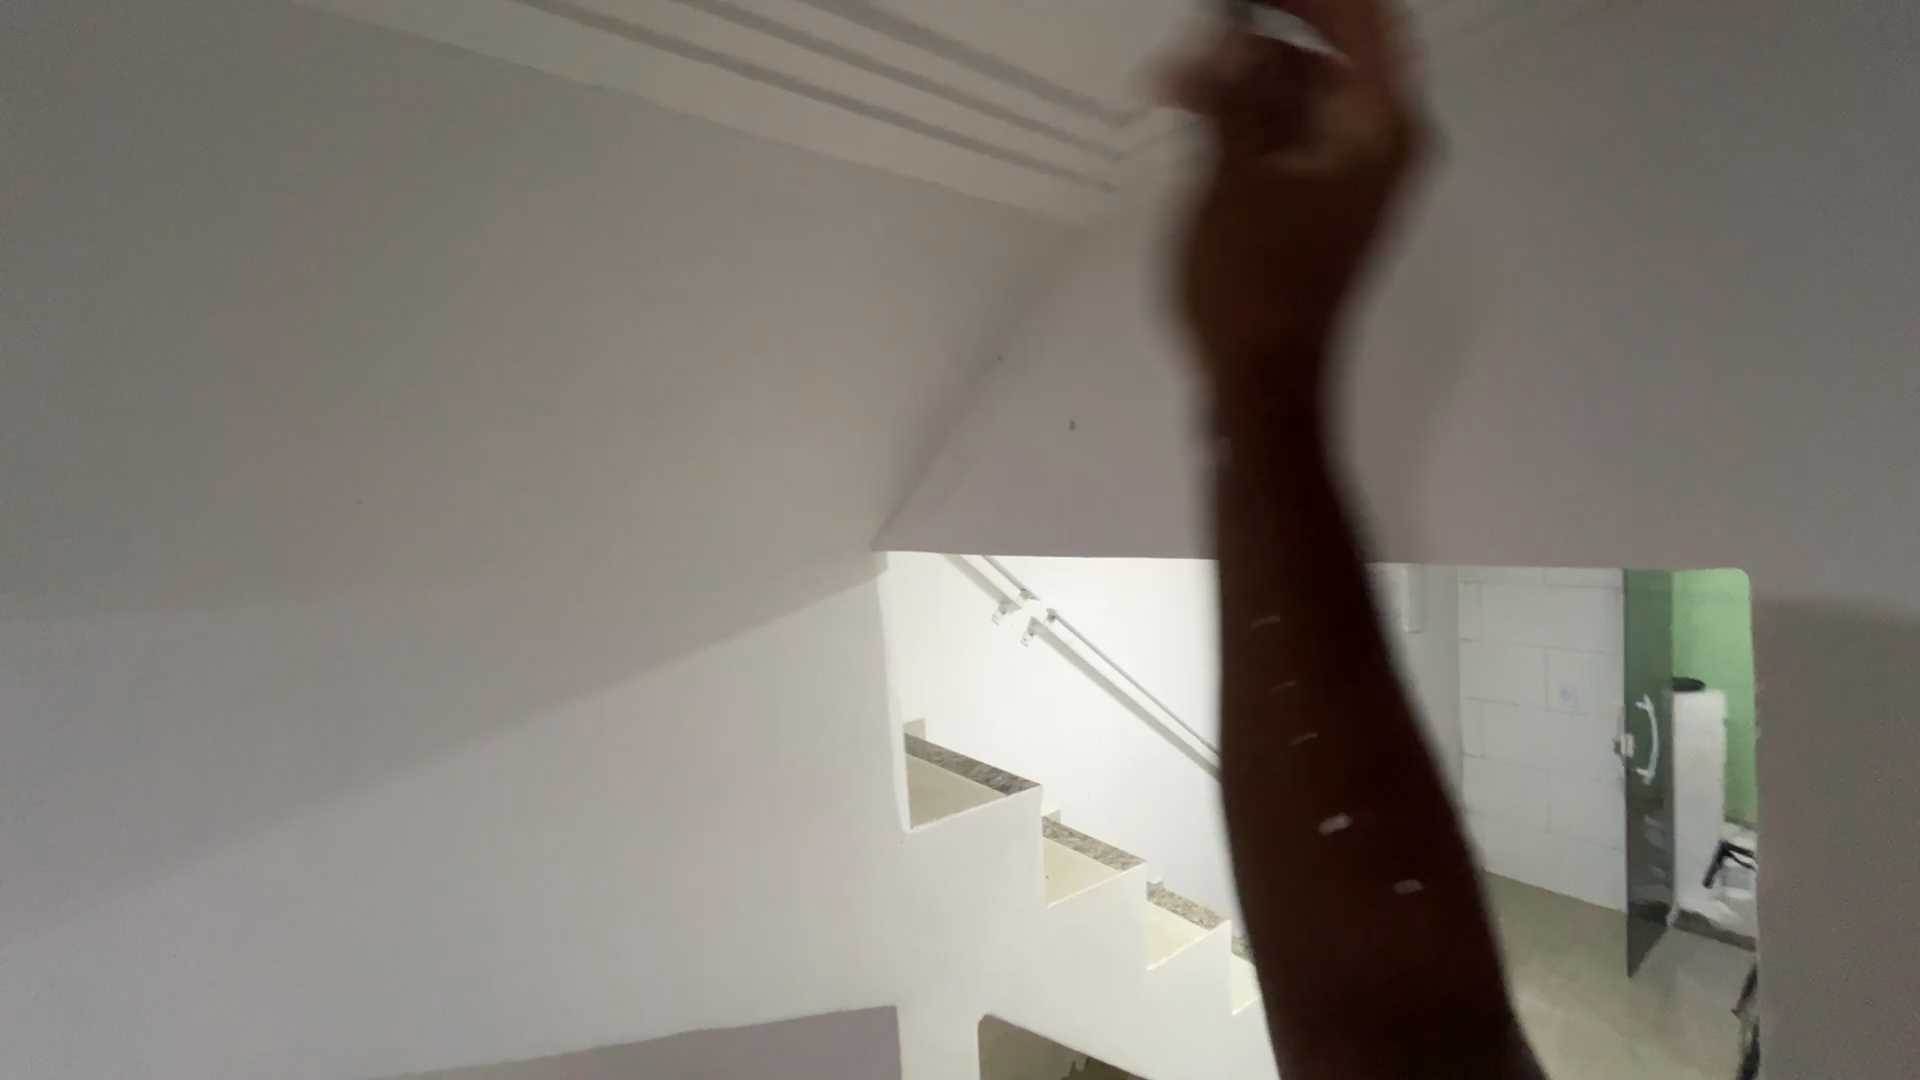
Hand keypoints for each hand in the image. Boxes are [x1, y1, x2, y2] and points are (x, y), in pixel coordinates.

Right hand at [1164, 0, 1425, 396]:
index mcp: (1381, 129)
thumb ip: (1241, 100)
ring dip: (1243, 92)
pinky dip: (1247, 136)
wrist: (1260, 382)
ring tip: (1176, 86)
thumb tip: (1235, 38)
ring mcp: (1345, 189)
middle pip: (1328, 64)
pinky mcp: (1313, 220)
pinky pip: (1286, 155)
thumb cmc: (1253, 283)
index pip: (1362, 21)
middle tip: (1193, 43)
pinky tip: (1201, 131)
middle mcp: (1377, 151)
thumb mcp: (1241, 180)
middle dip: (1257, 45)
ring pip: (1299, 112)